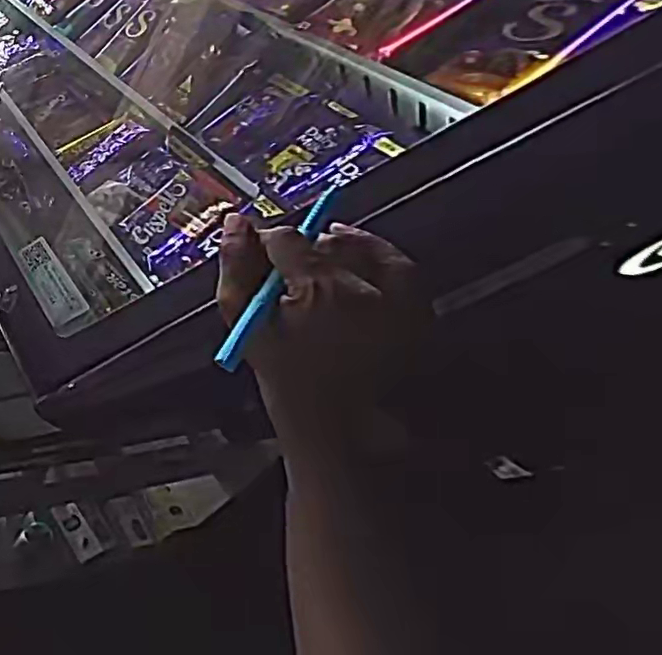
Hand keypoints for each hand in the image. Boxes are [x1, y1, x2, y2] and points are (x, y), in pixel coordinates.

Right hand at [215, 213, 423, 427]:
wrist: (351, 438)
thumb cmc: (292, 386)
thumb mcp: (247, 326)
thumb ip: (237, 268)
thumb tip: (236, 223)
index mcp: (319, 290)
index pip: (285, 238)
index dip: (265, 243)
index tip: (257, 257)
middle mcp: (368, 289)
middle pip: (323, 241)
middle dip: (300, 250)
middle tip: (283, 271)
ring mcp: (404, 302)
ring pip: (364, 248)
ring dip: (338, 249)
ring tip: (318, 267)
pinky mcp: (424, 314)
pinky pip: (401, 267)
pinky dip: (377, 259)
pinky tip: (355, 272)